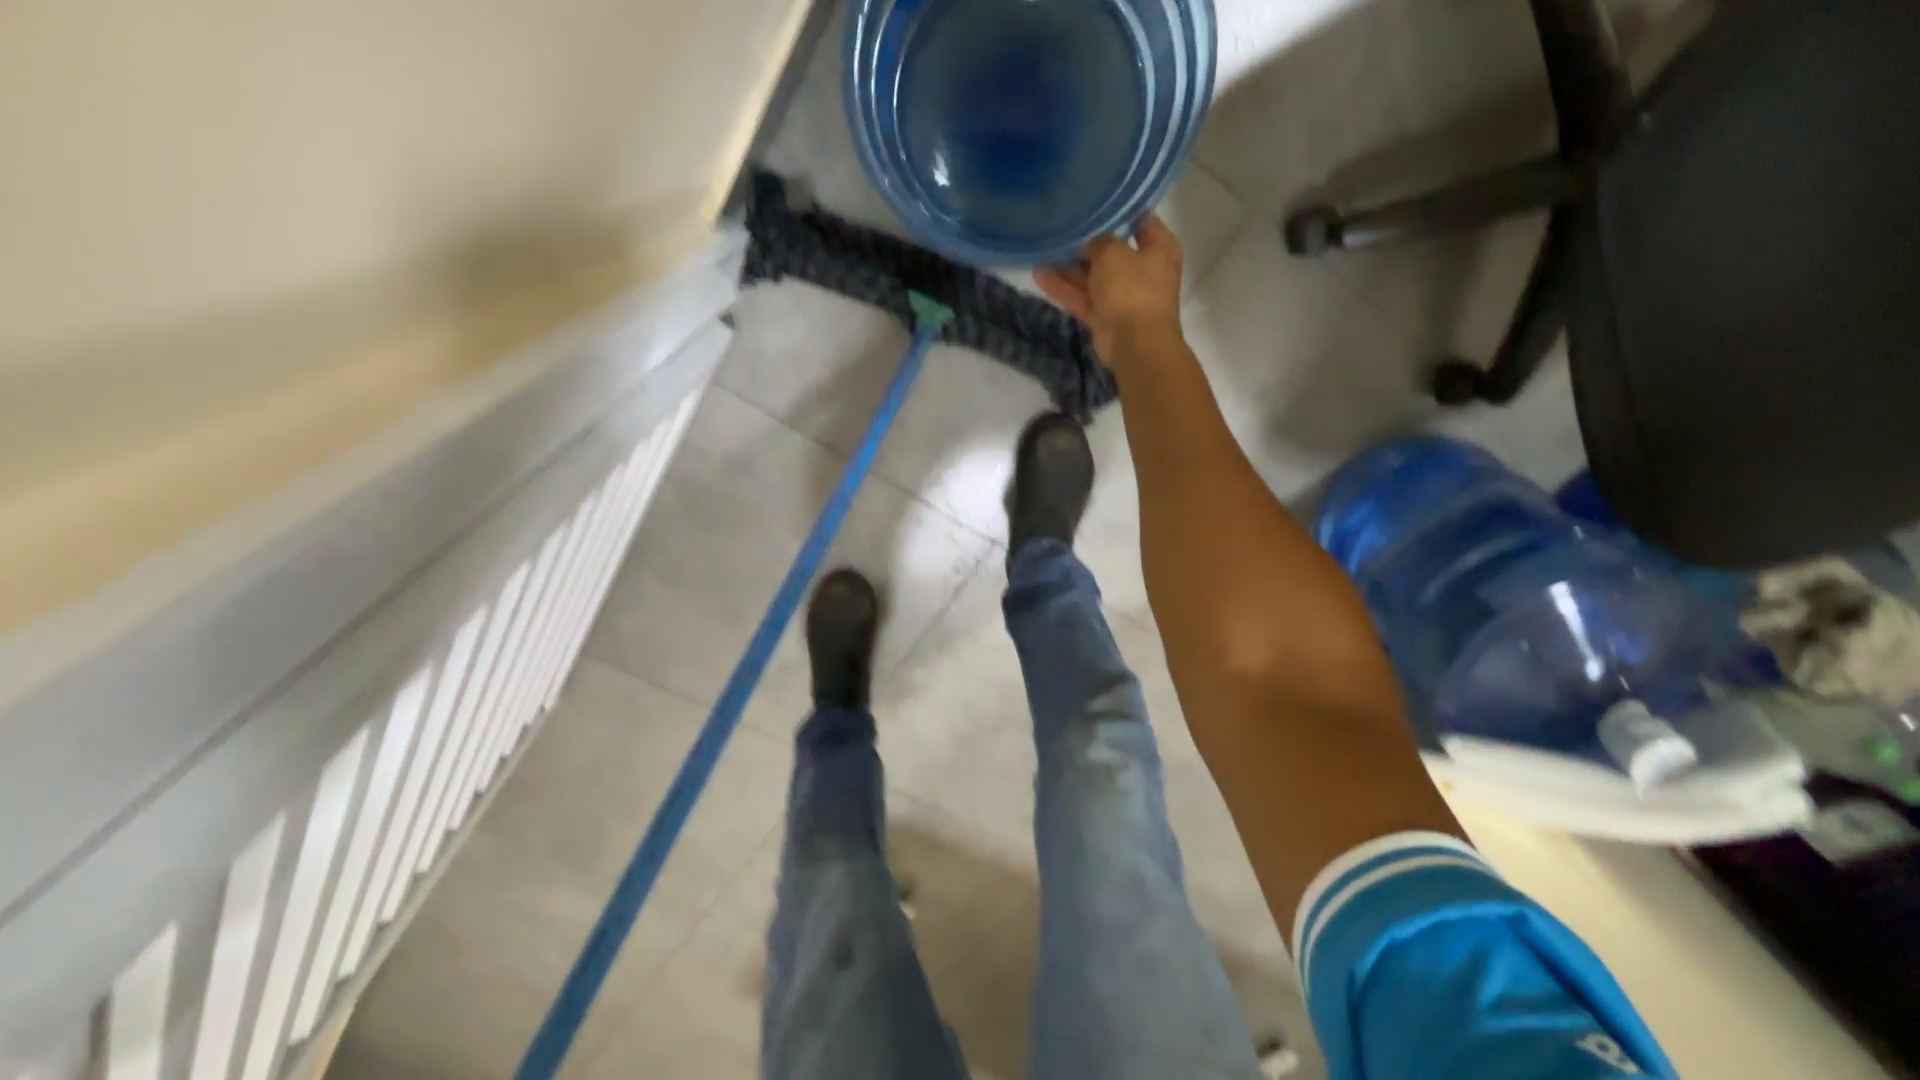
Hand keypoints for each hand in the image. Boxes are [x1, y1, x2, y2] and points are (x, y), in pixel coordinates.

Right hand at [1035, 214, 1184, 370]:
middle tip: (1059, 224)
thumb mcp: (1113, 251)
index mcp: (1159, 247)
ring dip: (1068, 265)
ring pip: (1093, 275)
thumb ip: (1099, 240)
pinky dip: (1064, 288)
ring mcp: (1124, 294)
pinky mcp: (1106, 316)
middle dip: (1085, 240)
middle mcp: (1144, 269)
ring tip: (1042, 248)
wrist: (1135, 343)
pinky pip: (1083, 296)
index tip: (1093, 196)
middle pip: (1111, 249)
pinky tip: (1038, 274)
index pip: (1140, 219)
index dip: (1117, 208)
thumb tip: (1088, 241)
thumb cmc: (1132, 288)